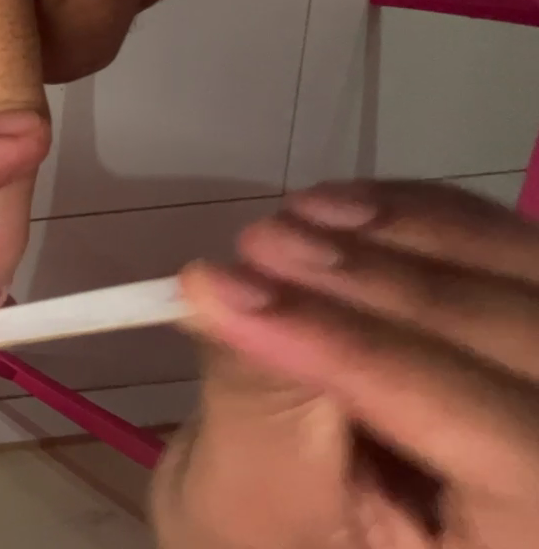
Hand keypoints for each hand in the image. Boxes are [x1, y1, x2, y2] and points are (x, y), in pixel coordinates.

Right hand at [158, 182, 538, 548]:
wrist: (311, 529)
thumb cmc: (272, 538)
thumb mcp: (249, 502)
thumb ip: (258, 409)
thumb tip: (214, 292)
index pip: (517, 453)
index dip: (366, 356)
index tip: (231, 291)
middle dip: (396, 288)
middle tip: (259, 241)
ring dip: (423, 238)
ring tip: (297, 214)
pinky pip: (525, 263)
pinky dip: (438, 220)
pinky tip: (347, 207)